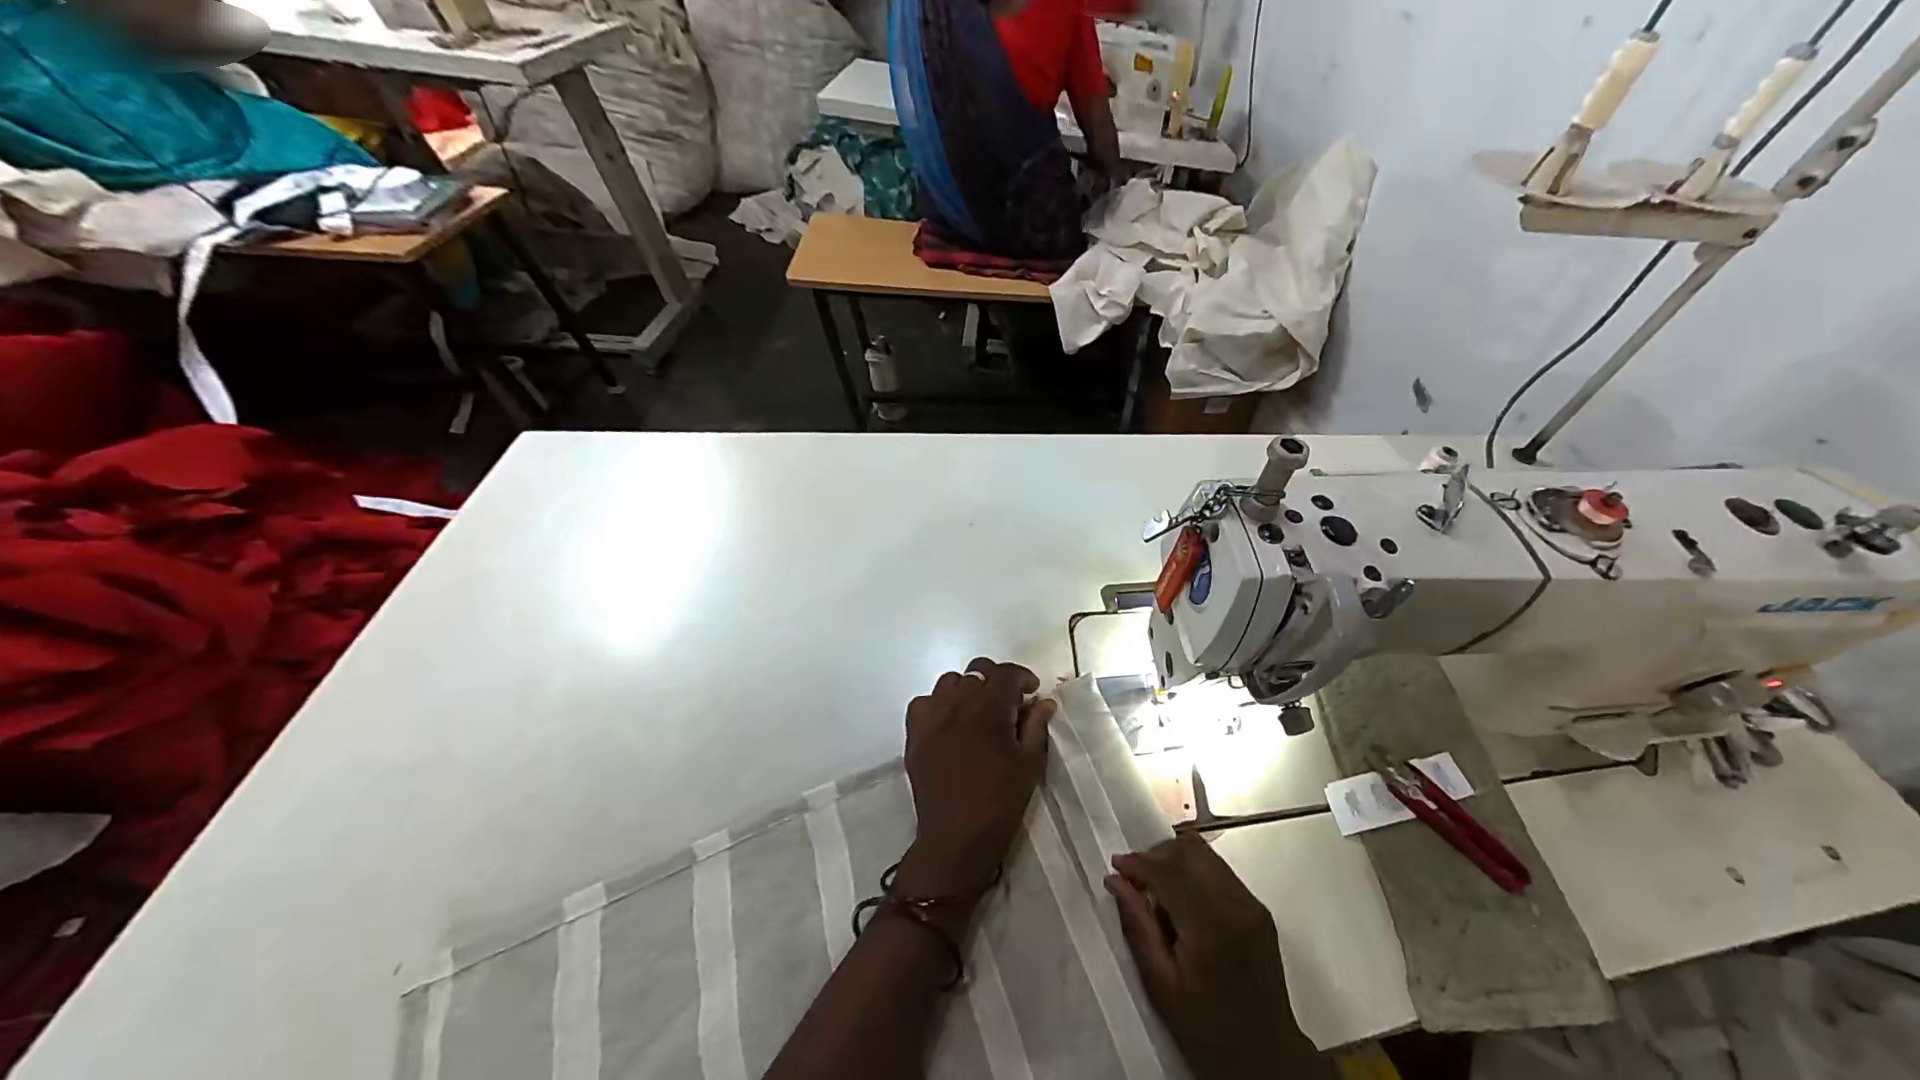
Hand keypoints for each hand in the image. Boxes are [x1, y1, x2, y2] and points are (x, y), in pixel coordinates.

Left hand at [896, 658, 1054, 903]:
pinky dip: (938, 705)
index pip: (1005, 674)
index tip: (1031, 691)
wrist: (956, 838)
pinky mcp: (914, 733)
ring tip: (978, 711)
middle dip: (996, 681)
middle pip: (977, 672)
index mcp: (988, 709)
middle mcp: (957, 704)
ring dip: (967, 690)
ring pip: (949, 682)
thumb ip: (1036, 726)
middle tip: (1008, 703)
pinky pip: (924, 703)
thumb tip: (1043, 701)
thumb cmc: (1000, 802)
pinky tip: (949, 724)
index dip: (1022, 677)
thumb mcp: (1029, 764)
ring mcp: (931, 717)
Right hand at [1106, 836, 1332, 1079]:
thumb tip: (1115, 881)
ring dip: (1177, 861)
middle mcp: (1237, 905)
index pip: (1169, 871)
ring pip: (1207, 856)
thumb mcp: (1160, 983)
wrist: (1266, 1058)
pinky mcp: (1260, 911)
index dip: (1138, 863)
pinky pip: (1221, 872)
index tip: (1116, 866)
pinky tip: (1181, 900)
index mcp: (1210, 926)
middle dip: (1158, 855)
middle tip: (1135, 877)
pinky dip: (1196, 873)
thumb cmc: (1205, 1028)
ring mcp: (1253, 906)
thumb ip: (1138, 926)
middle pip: (1191, 851)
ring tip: (1156, 888)